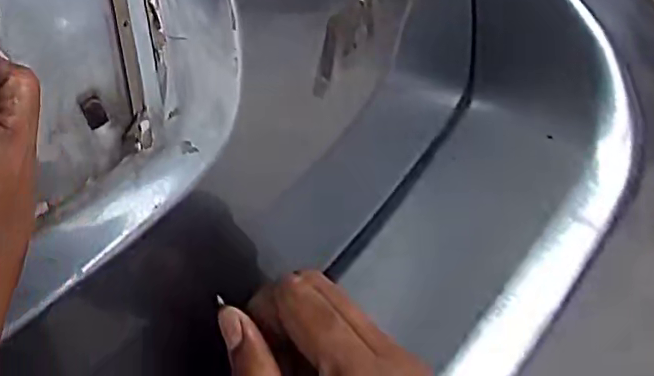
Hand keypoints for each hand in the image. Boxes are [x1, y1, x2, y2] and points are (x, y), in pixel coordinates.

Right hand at [220, 271, 431, 375]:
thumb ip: (256, 367)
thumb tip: (230, 318)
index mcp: (364, 366)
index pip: (293, 289)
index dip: (260, 306)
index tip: (247, 337)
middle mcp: (398, 358)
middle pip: (318, 286)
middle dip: (283, 310)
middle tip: (268, 351)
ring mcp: (418, 367)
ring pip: (344, 310)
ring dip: (311, 329)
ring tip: (297, 370)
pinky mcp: (423, 375)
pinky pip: (370, 338)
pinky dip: (341, 349)